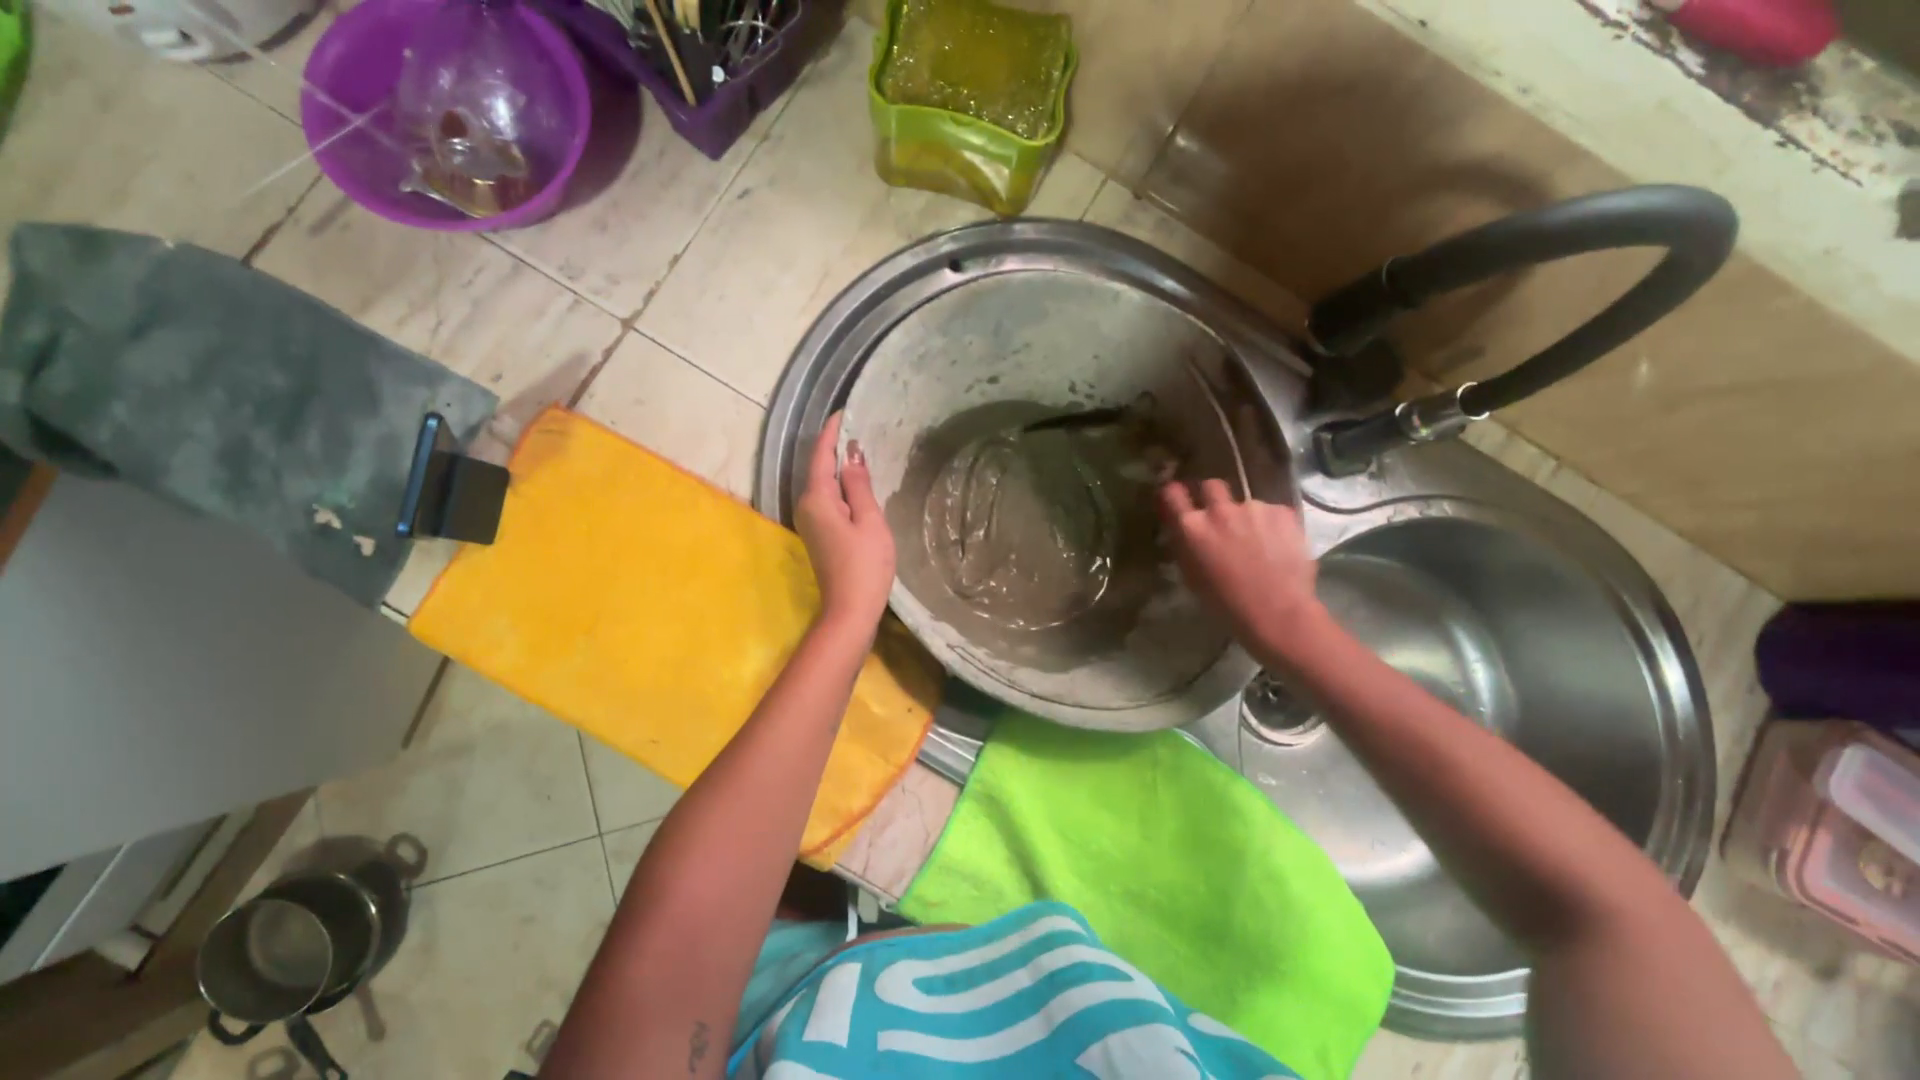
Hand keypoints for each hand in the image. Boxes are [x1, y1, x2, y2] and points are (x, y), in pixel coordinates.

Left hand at [796, 412, 895, 637]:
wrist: (850, 609)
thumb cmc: (865, 565)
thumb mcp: (869, 521)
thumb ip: (859, 485)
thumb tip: (851, 453)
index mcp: (817, 499)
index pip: (821, 455)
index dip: (832, 432)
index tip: (845, 411)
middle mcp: (806, 506)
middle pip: (819, 469)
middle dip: (835, 446)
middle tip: (859, 426)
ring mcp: (810, 521)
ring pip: (823, 485)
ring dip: (838, 467)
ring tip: (860, 448)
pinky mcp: (818, 534)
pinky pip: (828, 500)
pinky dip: (840, 487)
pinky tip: (857, 483)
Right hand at [1160, 478, 1326, 658]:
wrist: (1277, 612)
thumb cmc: (1226, 604)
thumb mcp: (1192, 577)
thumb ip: (1185, 547)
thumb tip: (1182, 532)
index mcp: (1191, 527)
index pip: (1171, 493)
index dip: (1173, 493)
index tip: (1178, 498)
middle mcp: (1219, 510)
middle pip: (1211, 485)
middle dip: (1212, 496)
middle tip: (1219, 516)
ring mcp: (1253, 508)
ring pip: (1245, 502)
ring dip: (1245, 516)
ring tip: (1257, 540)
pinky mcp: (1281, 512)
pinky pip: (1272, 512)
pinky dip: (1271, 524)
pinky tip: (1278, 545)